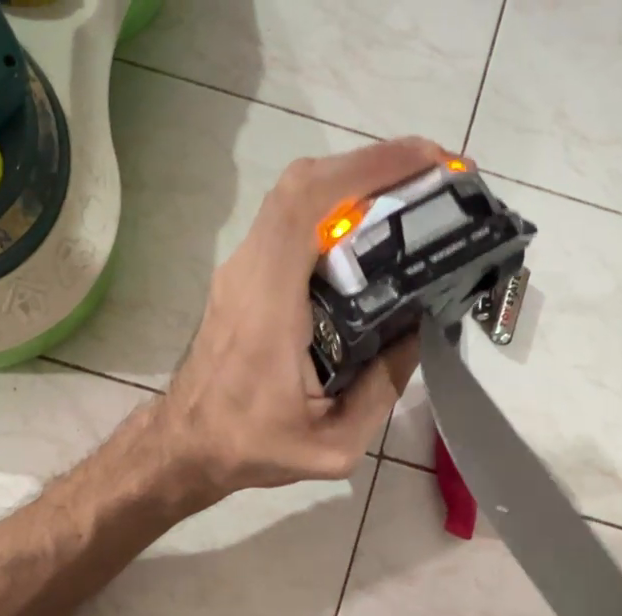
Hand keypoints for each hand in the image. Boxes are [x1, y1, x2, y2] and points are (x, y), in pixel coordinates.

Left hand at [154, 137, 448, 499]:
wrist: (187, 446)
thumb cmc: (253, 447)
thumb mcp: (333, 444)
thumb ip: (381, 390)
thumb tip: (417, 333)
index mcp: (269, 307)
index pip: (308, 206)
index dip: (368, 169)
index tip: (428, 163)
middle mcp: (248, 271)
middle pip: (304, 185)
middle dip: (373, 165)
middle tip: (435, 177)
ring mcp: (239, 269)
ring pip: (295, 198)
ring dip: (354, 184)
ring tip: (412, 199)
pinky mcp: (241, 277)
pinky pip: (289, 225)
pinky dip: (334, 212)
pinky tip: (370, 235)